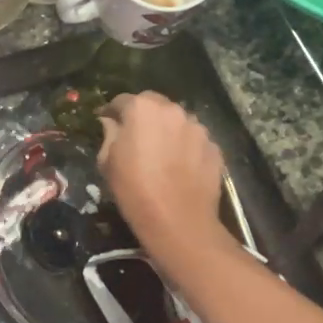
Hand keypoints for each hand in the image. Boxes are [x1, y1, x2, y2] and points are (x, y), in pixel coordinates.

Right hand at [98, 92, 232, 264]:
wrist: (179, 222)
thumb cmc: (134, 189)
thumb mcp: (107, 160)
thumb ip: (109, 133)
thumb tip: (111, 122)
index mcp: (141, 108)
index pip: (122, 100)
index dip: (113, 112)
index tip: (108, 122)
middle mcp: (172, 110)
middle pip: (153, 104)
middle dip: (143, 115)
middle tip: (136, 136)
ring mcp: (197, 128)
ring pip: (177, 120)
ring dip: (167, 129)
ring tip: (161, 151)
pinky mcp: (214, 148)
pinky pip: (195, 139)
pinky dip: (186, 145)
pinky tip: (180, 165)